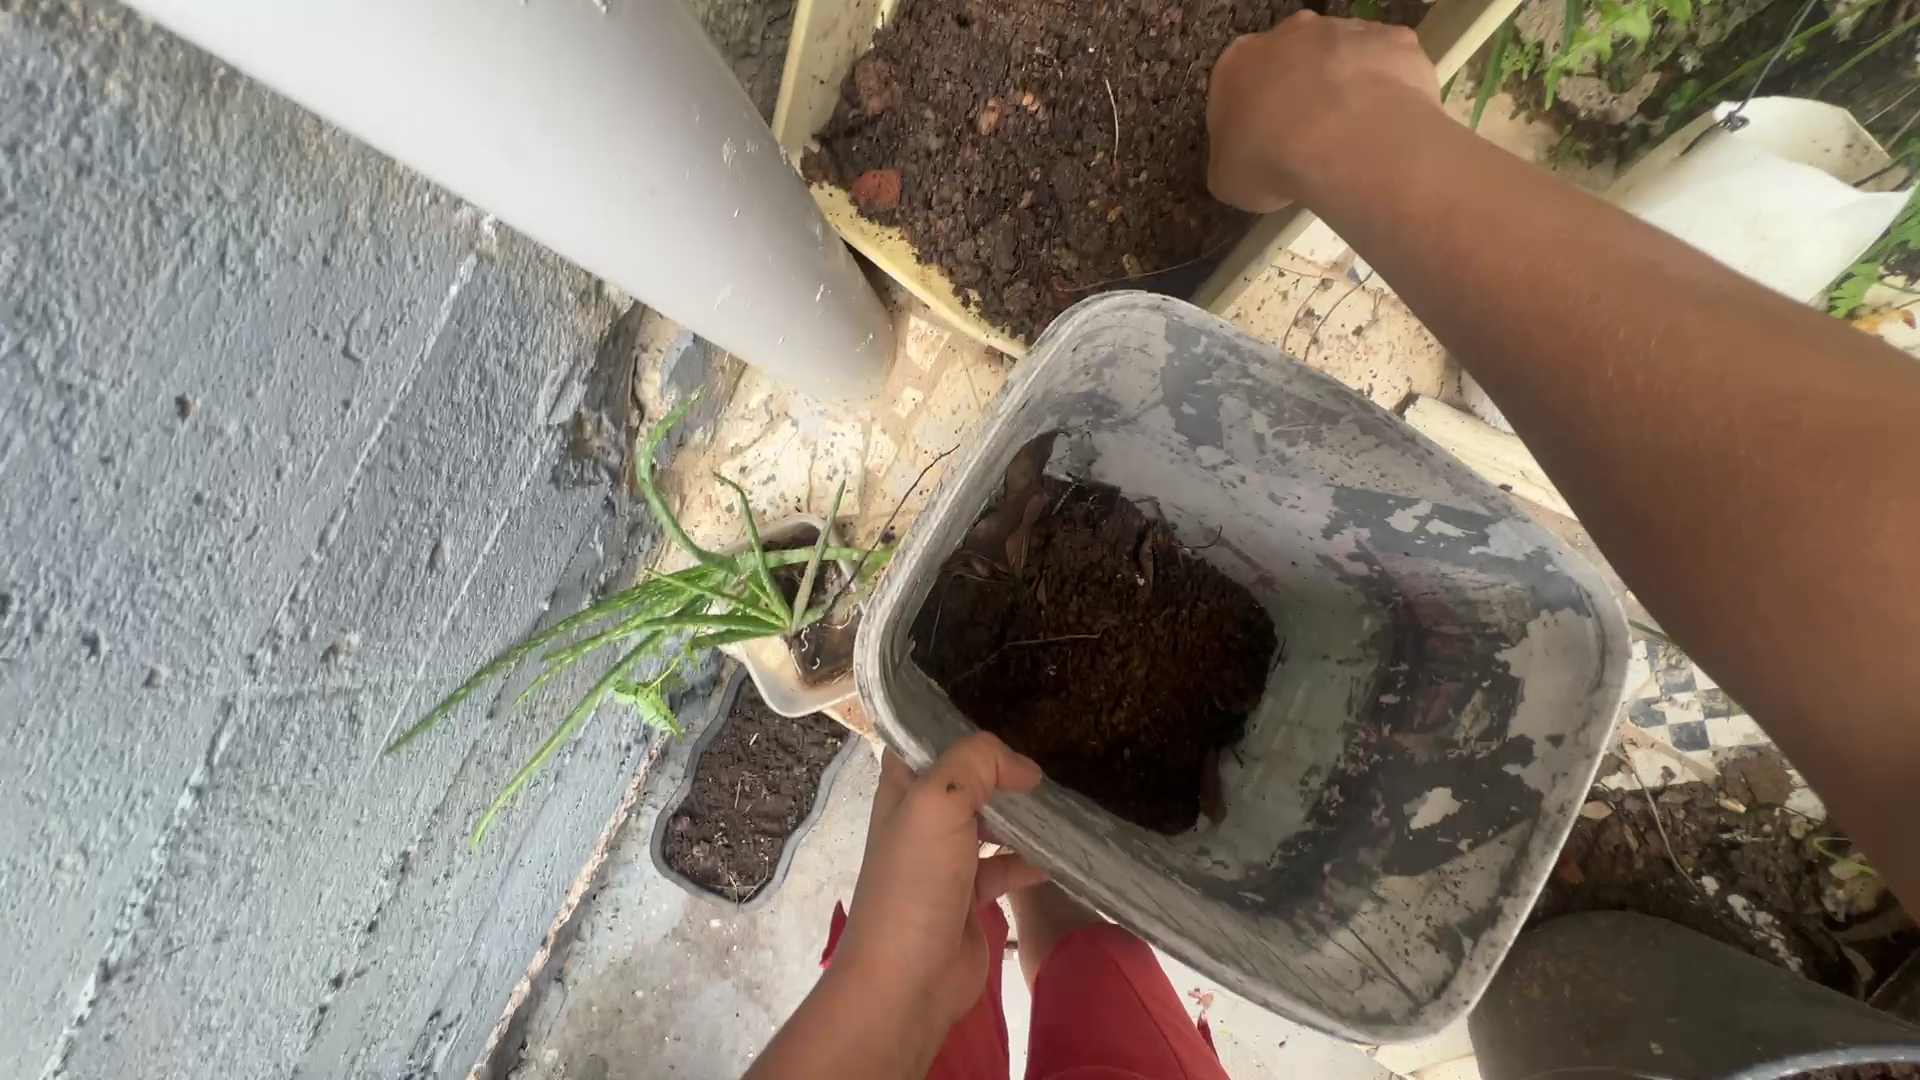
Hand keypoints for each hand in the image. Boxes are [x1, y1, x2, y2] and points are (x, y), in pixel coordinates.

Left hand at [833, 734, 1046, 1038]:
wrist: (907, 980)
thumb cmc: (916, 879)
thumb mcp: (940, 799)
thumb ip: (979, 762)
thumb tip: (1025, 767)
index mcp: (903, 788)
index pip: (924, 740)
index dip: (957, 728)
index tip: (1002, 720)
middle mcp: (921, 817)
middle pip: (964, 779)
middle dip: (999, 771)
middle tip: (1041, 763)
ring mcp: (944, 858)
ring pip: (987, 821)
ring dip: (1018, 815)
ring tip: (1056, 803)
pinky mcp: (968, 896)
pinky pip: (1003, 866)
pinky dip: (1026, 860)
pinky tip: (1053, 857)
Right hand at [1207, 11, 1439, 211]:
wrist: (1345, 140)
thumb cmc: (1267, 160)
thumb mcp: (1226, 180)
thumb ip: (1230, 159)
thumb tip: (1244, 158)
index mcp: (1236, 64)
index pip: (1234, 88)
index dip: (1244, 121)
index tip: (1255, 150)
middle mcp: (1289, 32)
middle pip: (1288, 63)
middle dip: (1292, 96)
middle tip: (1299, 143)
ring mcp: (1346, 28)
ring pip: (1337, 60)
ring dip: (1337, 91)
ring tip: (1343, 140)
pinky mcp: (1393, 38)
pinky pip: (1382, 67)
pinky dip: (1380, 92)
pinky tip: (1377, 128)